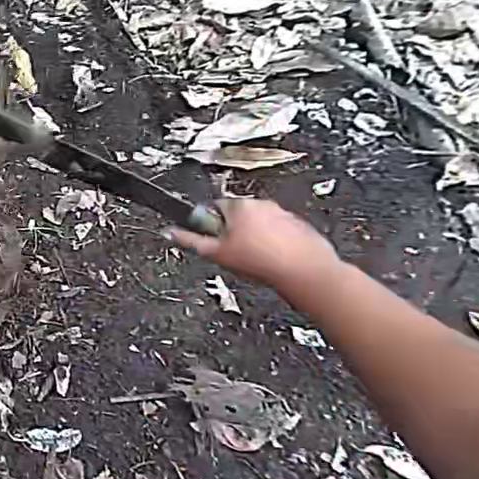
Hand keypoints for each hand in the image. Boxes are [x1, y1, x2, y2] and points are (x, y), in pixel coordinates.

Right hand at [170, 199, 342, 295]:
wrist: (307, 274)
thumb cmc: (262, 262)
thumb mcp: (216, 254)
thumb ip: (191, 241)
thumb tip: (171, 232)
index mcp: (239, 206)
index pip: (214, 207)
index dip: (210, 225)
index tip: (215, 240)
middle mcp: (262, 204)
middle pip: (238, 215)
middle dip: (234, 231)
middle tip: (234, 252)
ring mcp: (283, 214)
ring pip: (260, 224)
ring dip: (256, 237)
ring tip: (256, 259)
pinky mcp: (301, 226)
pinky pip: (281, 232)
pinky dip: (276, 242)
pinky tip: (274, 260)